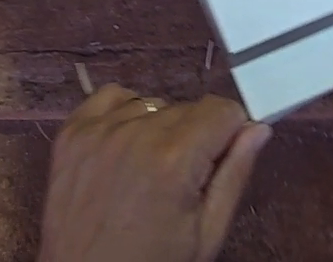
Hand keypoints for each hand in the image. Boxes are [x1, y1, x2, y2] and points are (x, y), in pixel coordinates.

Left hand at [39, 85, 271, 261]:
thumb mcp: (205, 236)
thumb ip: (234, 176)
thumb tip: (258, 127)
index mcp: (175, 158)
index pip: (222, 109)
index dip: (230, 132)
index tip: (221, 158)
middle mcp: (137, 132)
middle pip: (188, 107)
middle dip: (195, 135)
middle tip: (182, 179)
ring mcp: (100, 128)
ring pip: (152, 102)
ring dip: (159, 126)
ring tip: (149, 168)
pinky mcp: (73, 131)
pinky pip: (112, 97)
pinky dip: (124, 113)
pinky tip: (124, 145)